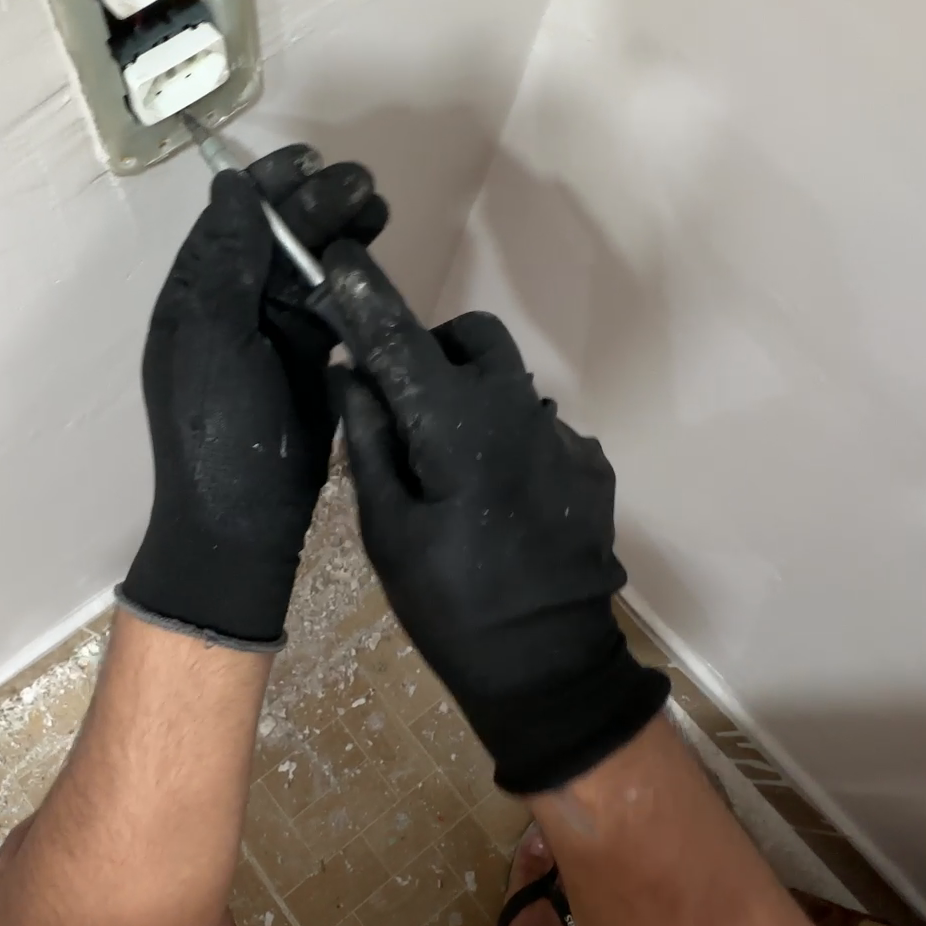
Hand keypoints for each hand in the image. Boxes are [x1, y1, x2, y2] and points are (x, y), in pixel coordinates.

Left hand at [120, 147, 388, 648]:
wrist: (245, 514)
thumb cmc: (217, 426)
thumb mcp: (211, 339)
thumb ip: (225, 264)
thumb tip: (233, 189)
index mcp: (197, 295)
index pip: (232, 220)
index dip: (269, 185)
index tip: (312, 160)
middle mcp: (233, 305)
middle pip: (276, 236)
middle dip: (316, 204)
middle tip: (365, 187)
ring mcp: (273, 333)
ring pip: (308, 266)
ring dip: (340, 234)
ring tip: (380, 211)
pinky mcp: (310, 359)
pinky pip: (331, 306)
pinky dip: (351, 281)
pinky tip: (375, 261)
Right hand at [321, 241, 668, 792]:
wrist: (547, 667)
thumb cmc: (449, 605)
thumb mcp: (387, 530)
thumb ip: (369, 442)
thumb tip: (351, 376)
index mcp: (456, 426)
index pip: (399, 339)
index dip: (364, 298)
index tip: (338, 258)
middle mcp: (519, 412)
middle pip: (472, 340)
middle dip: (430, 352)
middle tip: (401, 406)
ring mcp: (563, 437)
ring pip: (507, 382)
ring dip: (468, 397)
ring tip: (450, 467)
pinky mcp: (587, 465)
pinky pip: (537, 425)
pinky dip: (505, 437)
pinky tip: (497, 496)